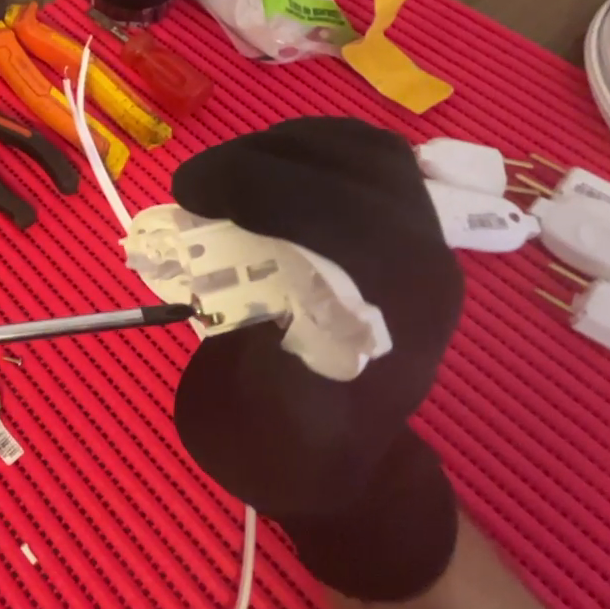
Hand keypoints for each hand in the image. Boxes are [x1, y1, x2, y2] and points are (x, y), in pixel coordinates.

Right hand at [169, 117, 463, 601]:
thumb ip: (240, 338)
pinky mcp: (407, 232)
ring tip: (229, 173)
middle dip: (261, 159)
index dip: (254, 183)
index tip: (185, 192)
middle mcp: (423, 269)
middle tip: (195, 185)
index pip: (342, 214)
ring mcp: (424, 244)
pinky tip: (268, 172)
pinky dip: (312, 148)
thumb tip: (209, 252)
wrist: (340, 463)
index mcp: (389, 318)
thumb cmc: (288, 446)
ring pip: (369, 151)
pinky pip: (370, 161)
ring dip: (288, 145)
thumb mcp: (251, 418)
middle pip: (357, 167)